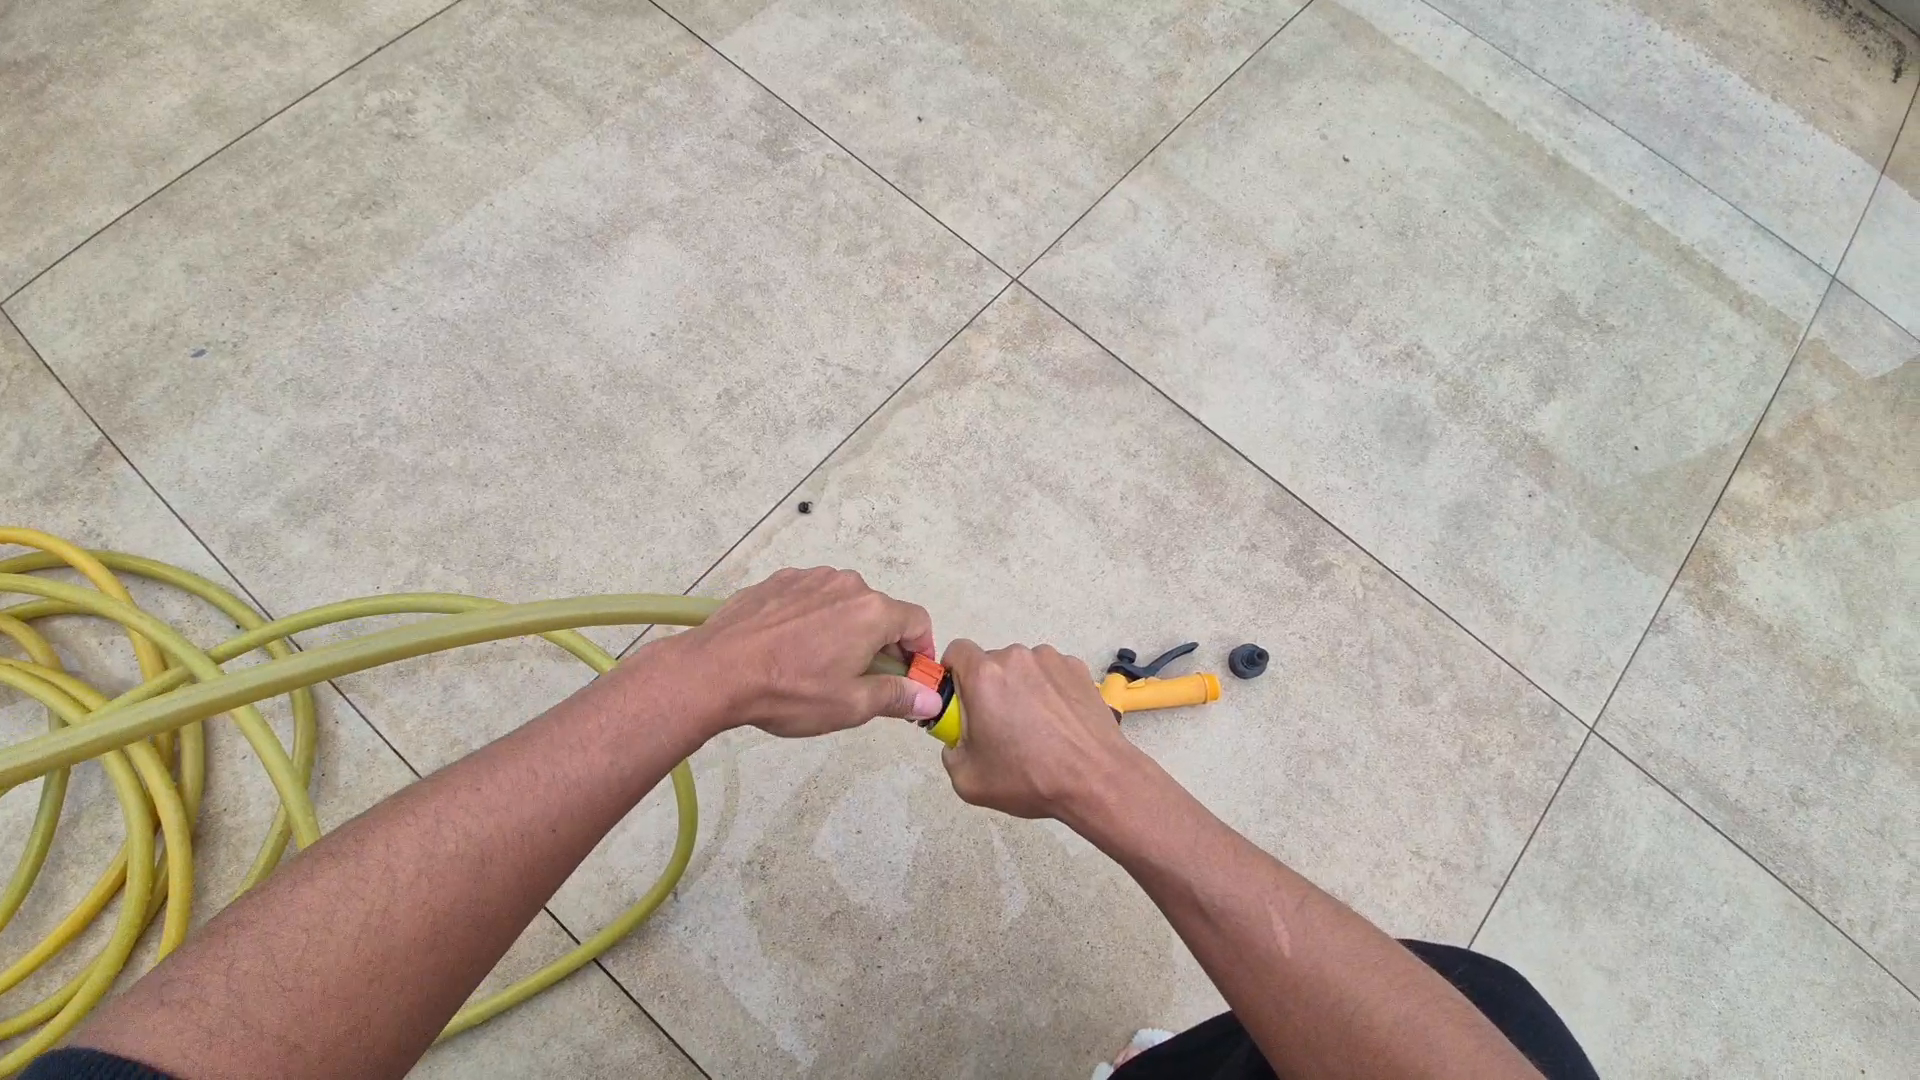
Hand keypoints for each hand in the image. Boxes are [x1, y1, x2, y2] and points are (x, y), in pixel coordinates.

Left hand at [662, 567, 941, 737]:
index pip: (918, 622)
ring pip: (844, 603)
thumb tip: (929, 698)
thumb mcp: (850, 705)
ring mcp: (809, 578)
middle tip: (861, 680)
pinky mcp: (778, 581)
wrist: (715, 672)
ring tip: (819, 664)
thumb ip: (897, 697)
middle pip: (881, 612)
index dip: (920, 652)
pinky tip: (790, 648)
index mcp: (872, 611)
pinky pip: (810, 598)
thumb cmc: (789, 691)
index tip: (909, 678)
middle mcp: (846, 584)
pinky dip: (813, 619)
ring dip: (845, 629)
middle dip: (881, 644)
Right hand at [938, 640, 1146, 822]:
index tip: (961, 700)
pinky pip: (1051, 674)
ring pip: (1022, 669)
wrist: (1096, 779)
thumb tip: (958, 738)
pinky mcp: (1077, 668)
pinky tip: (1058, 723)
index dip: (954, 674)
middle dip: (990, 689)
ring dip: (1021, 689)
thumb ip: (950, 750)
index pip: (956, 651)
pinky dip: (1049, 691)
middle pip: (991, 664)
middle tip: (1000, 726)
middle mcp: (1016, 658)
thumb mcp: (968, 780)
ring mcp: (1051, 660)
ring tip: (1036, 728)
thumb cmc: (1031, 778)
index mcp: (984, 676)